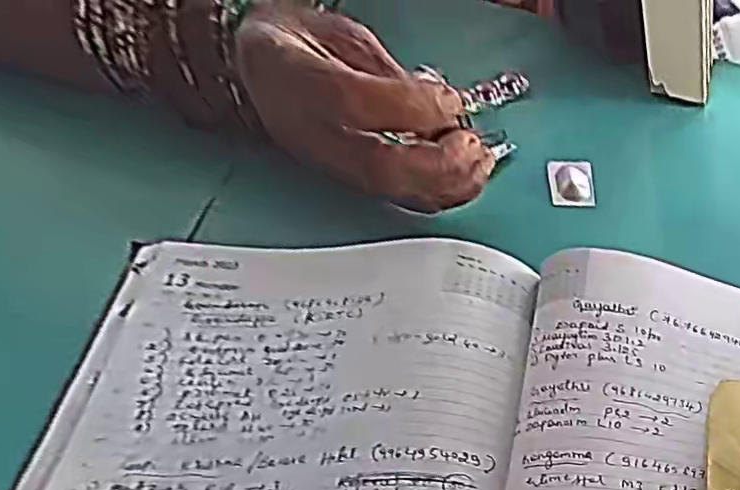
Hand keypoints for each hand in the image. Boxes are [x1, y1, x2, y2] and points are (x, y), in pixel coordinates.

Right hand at [234, 2, 493, 210]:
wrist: (259, 78)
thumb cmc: (298, 51)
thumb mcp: (337, 37)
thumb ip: (389, 71)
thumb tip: (440, 102)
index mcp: (298, 81)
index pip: (358, 103)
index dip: (415, 106)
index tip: (451, 99)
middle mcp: (318, 136)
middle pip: (386, 166)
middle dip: (442, 160)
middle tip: (473, 143)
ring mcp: (341, 170)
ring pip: (404, 193)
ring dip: (456, 182)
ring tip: (480, 159)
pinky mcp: (364, 190)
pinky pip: (414, 202)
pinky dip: (451, 193)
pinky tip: (470, 176)